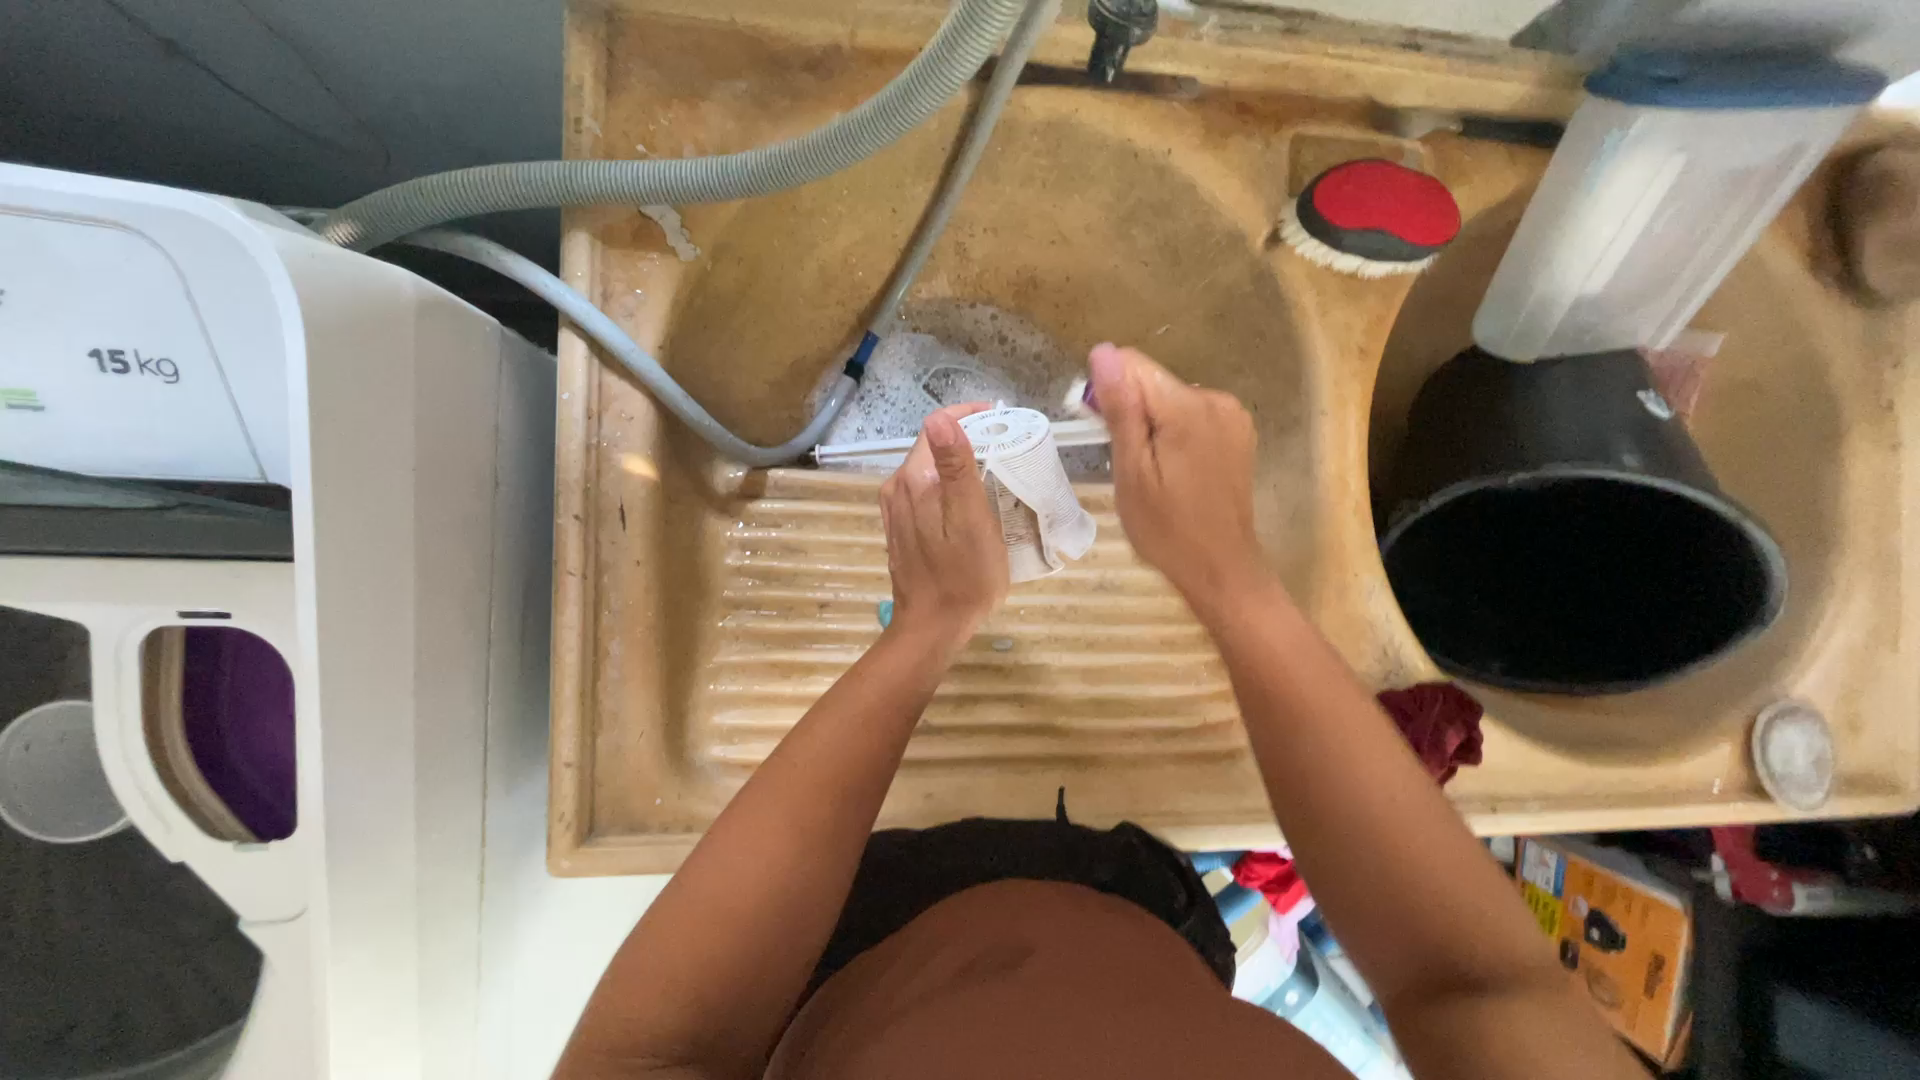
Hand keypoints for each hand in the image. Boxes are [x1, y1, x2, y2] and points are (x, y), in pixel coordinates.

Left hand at [878, 403, 1009, 655]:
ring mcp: (896, 510)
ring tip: (997, 474)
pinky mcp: (901, 529)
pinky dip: (948, 488)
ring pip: (930, 470)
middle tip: (1009, 449)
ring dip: (960, 465)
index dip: (972, 416)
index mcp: (914, 479)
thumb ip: (955, 468)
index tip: (1003, 420)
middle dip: (971, 439)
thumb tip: (939, 418)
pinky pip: (925, 494)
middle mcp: (897, 488)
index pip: (939, 425)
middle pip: (934, 447)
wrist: (932, 628)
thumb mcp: (970, 520)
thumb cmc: (963, 576)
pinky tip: (970, 504)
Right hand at [1088, 343, 1270, 614]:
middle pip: (1153, 382)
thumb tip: (1103, 353)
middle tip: (1126, 463)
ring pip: (1171, 399)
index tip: (1100, 430)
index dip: (1107, 392)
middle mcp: (1216, 400)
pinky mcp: (1238, 432)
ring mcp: (1232, 416)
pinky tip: (1174, 470)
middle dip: (1131, 412)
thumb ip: (1120, 409)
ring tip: (1151, 472)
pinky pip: (1193, 415)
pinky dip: (1175, 434)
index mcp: (1187, 408)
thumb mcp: (1131, 473)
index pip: (1132, 364)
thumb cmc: (1166, 529)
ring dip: (1153, 425)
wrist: (1221, 568)